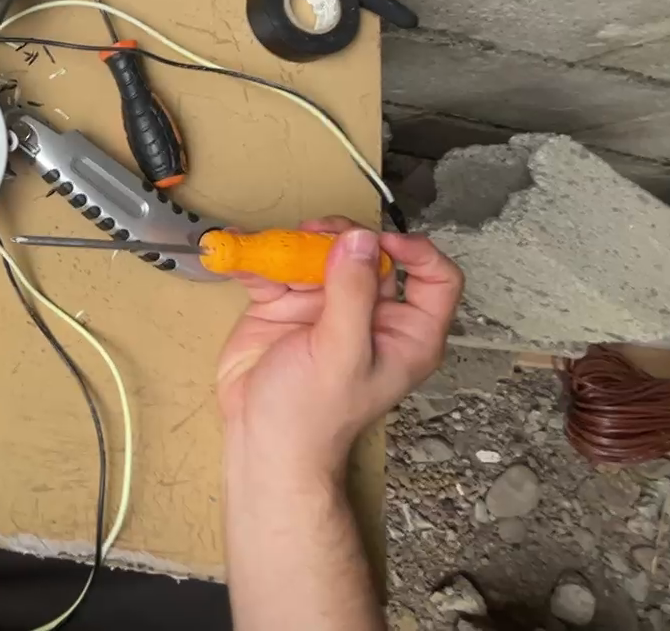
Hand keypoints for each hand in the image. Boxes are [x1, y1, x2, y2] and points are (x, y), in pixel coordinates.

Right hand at [215, 218, 462, 478]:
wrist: (261, 435)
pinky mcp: (280, 304)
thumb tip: (360, 238)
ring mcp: (320, 307)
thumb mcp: (340, 353)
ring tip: (267, 244)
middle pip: (364, 255)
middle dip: (337, 237)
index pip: (433, 278)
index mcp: (403, 331)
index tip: (373, 239)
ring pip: (314, 254)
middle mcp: (365, 313)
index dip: (412, 251)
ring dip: (289, 242)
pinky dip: (252, 254)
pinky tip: (236, 246)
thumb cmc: (313, 411)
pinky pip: (271, 268)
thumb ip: (352, 294)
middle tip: (310, 232)